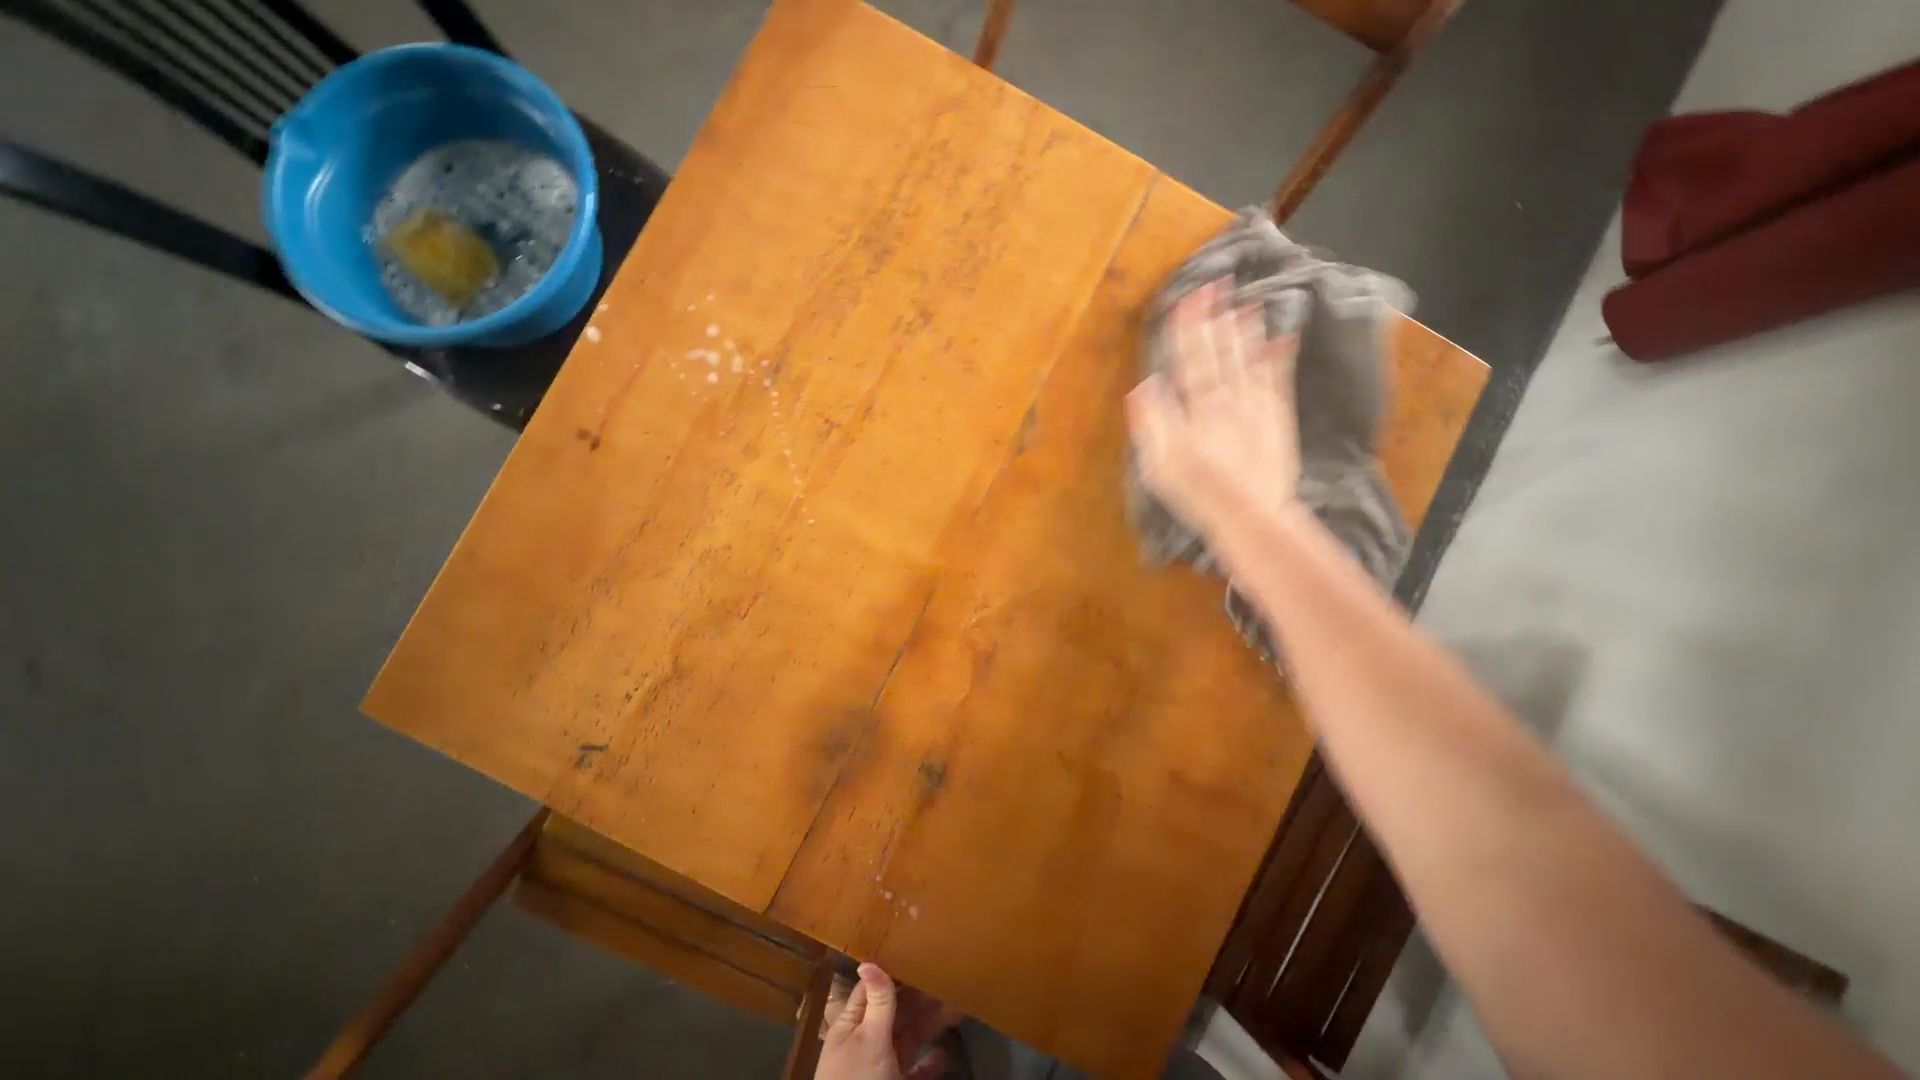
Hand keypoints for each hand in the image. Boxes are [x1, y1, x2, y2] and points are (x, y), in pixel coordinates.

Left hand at [814, 963, 958, 1079]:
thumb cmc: (859, 1079)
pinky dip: (928, 1064)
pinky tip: (942, 1056)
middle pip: (895, 1015)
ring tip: (955, 1011)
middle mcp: (865, 1043)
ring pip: (908, 1040)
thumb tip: (868, 960)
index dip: (894, 975)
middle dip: (921, 1001)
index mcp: (852, 1026)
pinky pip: (914, 1072)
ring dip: (930, 1026)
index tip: (919, 957)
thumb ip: (877, 1003)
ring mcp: (879, 1067)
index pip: (872, 991)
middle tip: (948, 985)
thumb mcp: (869, 1038)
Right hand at [1127, 280, 1301, 536]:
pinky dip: (1280, 355)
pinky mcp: (1278, 417)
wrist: (1251, 514)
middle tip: (1218, 284)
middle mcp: (1227, 398)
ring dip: (1247, 330)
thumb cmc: (1198, 493)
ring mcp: (1256, 406)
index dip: (1189, 327)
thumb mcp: (1160, 464)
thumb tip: (1146, 385)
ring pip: (1250, 359)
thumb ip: (1153, 422)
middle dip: (1216, 317)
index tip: (1189, 298)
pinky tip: (1284, 335)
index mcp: (1197, 408)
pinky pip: (1278, 379)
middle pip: (1220, 351)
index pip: (1190, 359)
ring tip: (1246, 304)